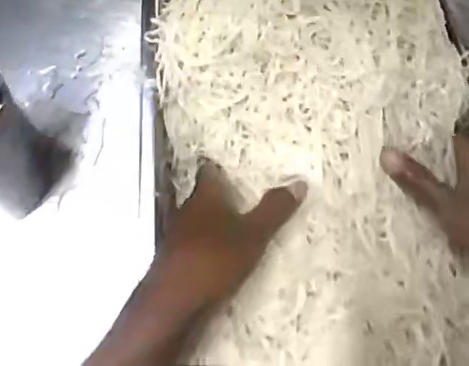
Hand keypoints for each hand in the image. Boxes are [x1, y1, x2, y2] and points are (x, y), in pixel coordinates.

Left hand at [86, 163, 303, 365]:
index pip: (208, 170)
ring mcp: (174, 236)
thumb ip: (274, 210)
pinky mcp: (169, 262)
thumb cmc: (214, 258)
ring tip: (224, 227)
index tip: (227, 166)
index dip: (217, 167)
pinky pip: (187, 246)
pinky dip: (198, 247)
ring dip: (205, 223)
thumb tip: (298, 182)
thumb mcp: (253, 235)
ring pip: (191, 220)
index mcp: (205, 195)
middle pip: (199, 195)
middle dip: (214, 196)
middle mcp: (185, 209)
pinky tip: (209, 258)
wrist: (173, 302)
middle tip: (233, 197)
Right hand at [380, 136, 468, 284]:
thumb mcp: (448, 209)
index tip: (396, 142)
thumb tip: (384, 150)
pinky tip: (450, 208)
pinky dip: (462, 194)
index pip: (440, 131)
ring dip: (446, 179)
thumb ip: (418, 181)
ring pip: (464, 172)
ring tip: (418, 187)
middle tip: (400, 166)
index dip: (418, 137)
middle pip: (451, 151)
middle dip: (429, 159)